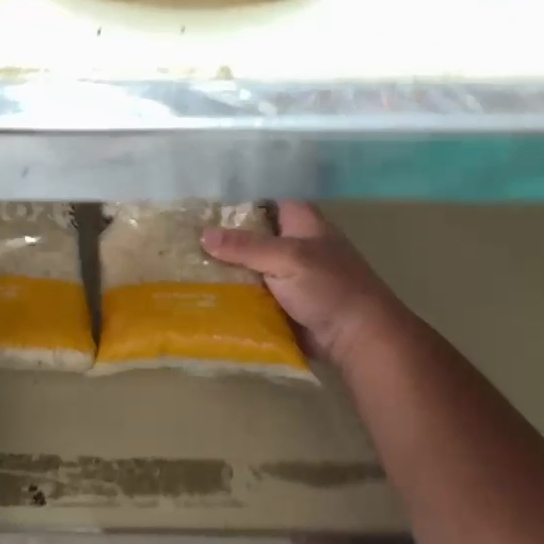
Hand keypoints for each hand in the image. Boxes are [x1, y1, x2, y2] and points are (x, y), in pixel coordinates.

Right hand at [200, 201, 408, 363]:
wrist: (358, 339)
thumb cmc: (329, 288)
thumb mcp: (286, 258)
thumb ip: (244, 246)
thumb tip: (203, 235)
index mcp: (302, 223)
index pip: (264, 204)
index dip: (236, 207)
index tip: (202, 215)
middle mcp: (294, 244)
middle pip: (252, 237)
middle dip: (222, 241)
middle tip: (185, 244)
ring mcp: (289, 275)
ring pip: (248, 266)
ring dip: (225, 271)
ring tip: (185, 270)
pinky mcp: (283, 302)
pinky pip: (252, 293)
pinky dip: (233, 295)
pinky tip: (204, 295)